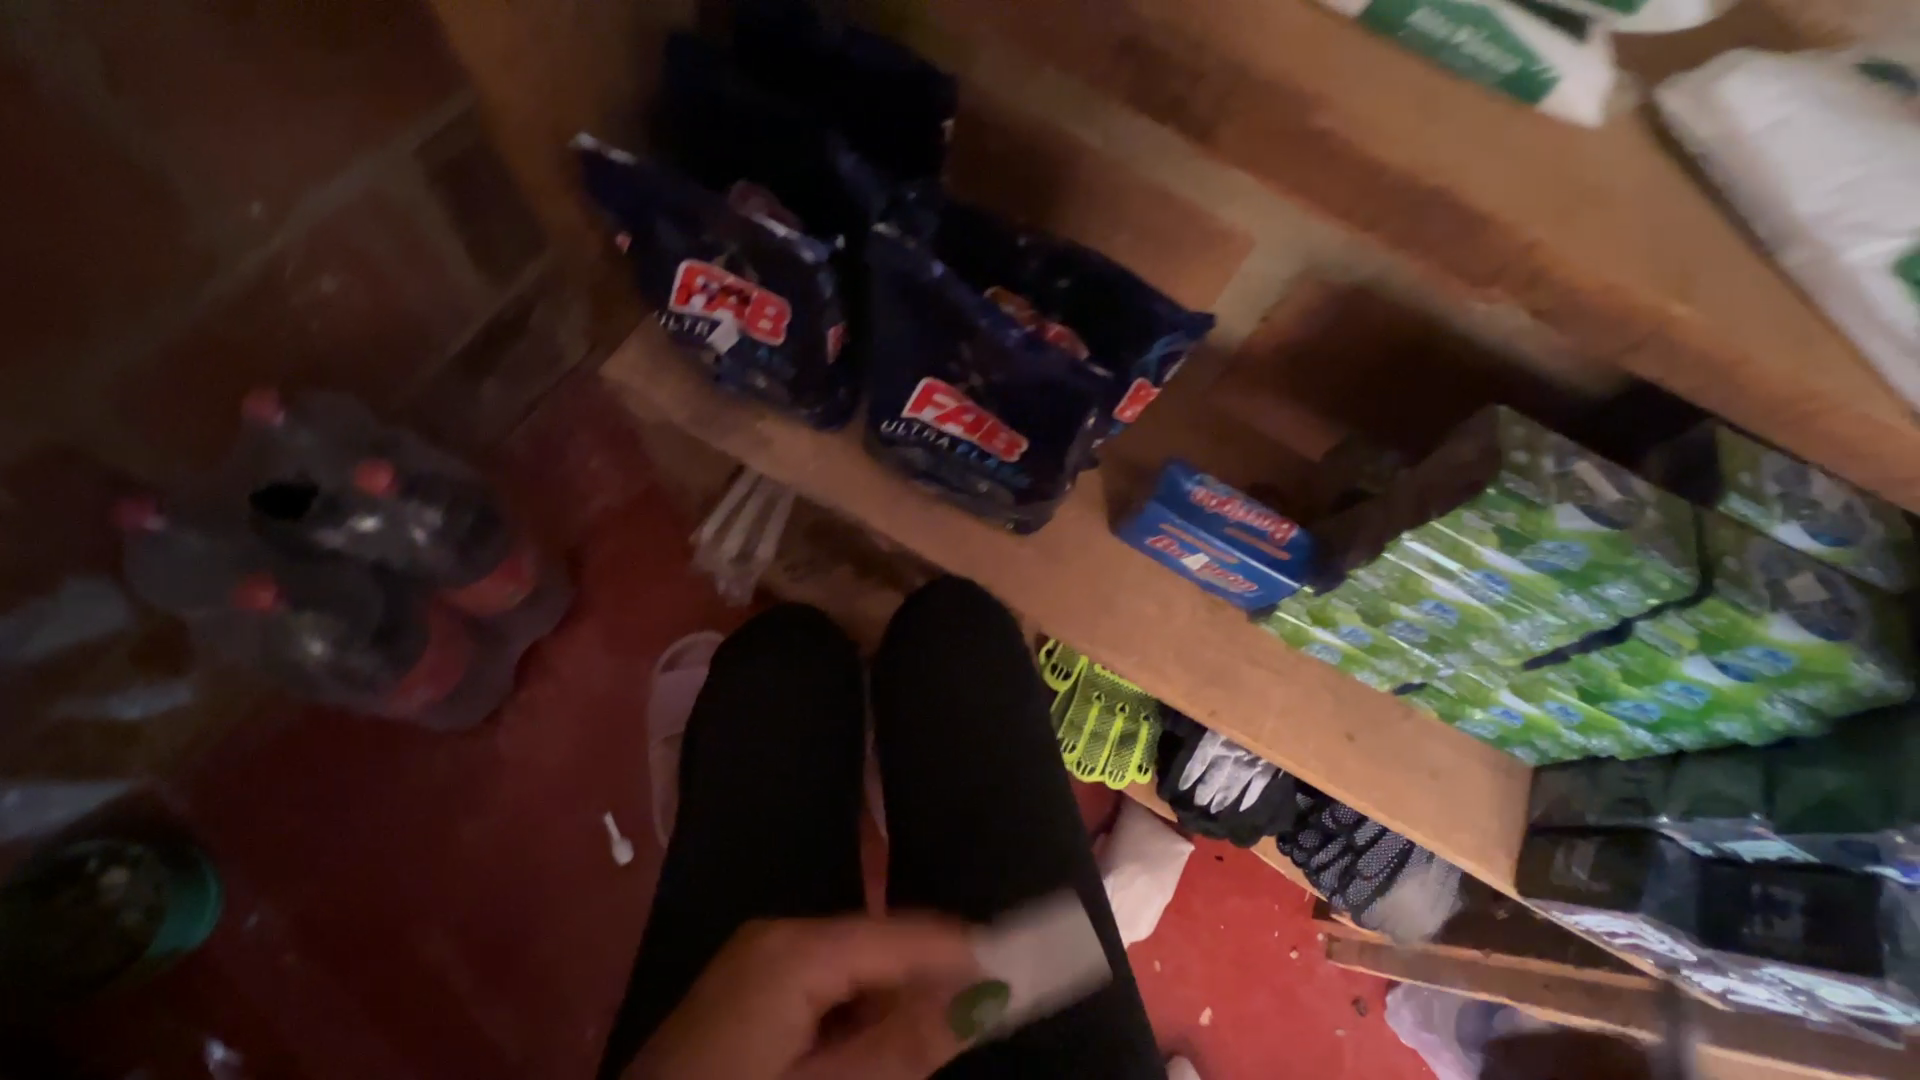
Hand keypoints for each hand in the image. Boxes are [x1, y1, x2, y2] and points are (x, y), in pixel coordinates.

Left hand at [629, 915, 1002, 1079]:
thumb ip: (907, 1043)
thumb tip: (989, 990)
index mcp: (793, 949)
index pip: (907, 935)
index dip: (972, 952)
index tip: (1035, 966)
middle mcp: (773, 940)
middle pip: (881, 953)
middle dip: (930, 991)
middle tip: (982, 1024)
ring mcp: (752, 967)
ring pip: (853, 979)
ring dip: (893, 1015)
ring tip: (923, 1052)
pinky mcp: (742, 1000)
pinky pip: (822, 997)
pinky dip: (855, 1025)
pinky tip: (864, 1061)